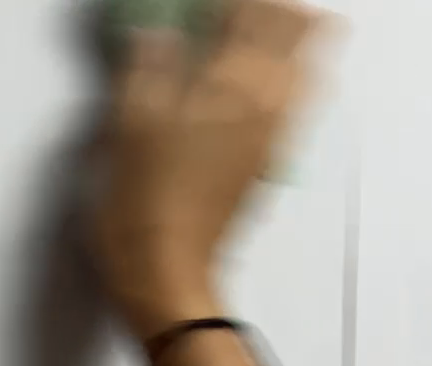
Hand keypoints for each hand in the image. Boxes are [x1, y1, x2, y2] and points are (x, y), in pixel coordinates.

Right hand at [91, 0, 326, 340]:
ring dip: (275, 40)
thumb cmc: (140, 208)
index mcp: (233, 80)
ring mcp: (274, 131)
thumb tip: (152, 32)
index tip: (185, 12)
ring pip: (306, 58)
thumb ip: (144, 68)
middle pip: (297, 22)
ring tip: (228, 50)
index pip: (248, 6)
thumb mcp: (125, 130)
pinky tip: (233, 93)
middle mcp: (268, 97)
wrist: (163, 272)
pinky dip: (274, 78)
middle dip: (258, 11)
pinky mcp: (266, 160)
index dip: (216, 4)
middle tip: (215, 21)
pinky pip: (292, 97)